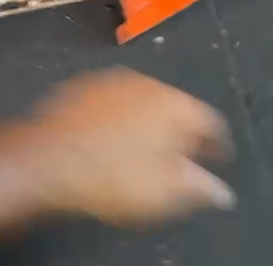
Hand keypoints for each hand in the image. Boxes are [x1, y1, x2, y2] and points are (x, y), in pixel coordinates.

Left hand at [8, 68, 235, 224]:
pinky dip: (121, 117)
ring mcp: (113, 80)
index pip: (211, 120)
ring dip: (150, 123)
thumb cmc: (108, 174)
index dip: (217, 145)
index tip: (216, 161)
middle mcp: (145, 83)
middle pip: (177, 107)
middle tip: (180, 162)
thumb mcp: (165, 191)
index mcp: (172, 104)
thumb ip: (200, 186)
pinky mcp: (86, 85)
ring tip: (143, 154)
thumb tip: (221, 190)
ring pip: (144, 101)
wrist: (50, 157)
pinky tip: (113, 141)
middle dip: (181, 133)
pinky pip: (115, 100)